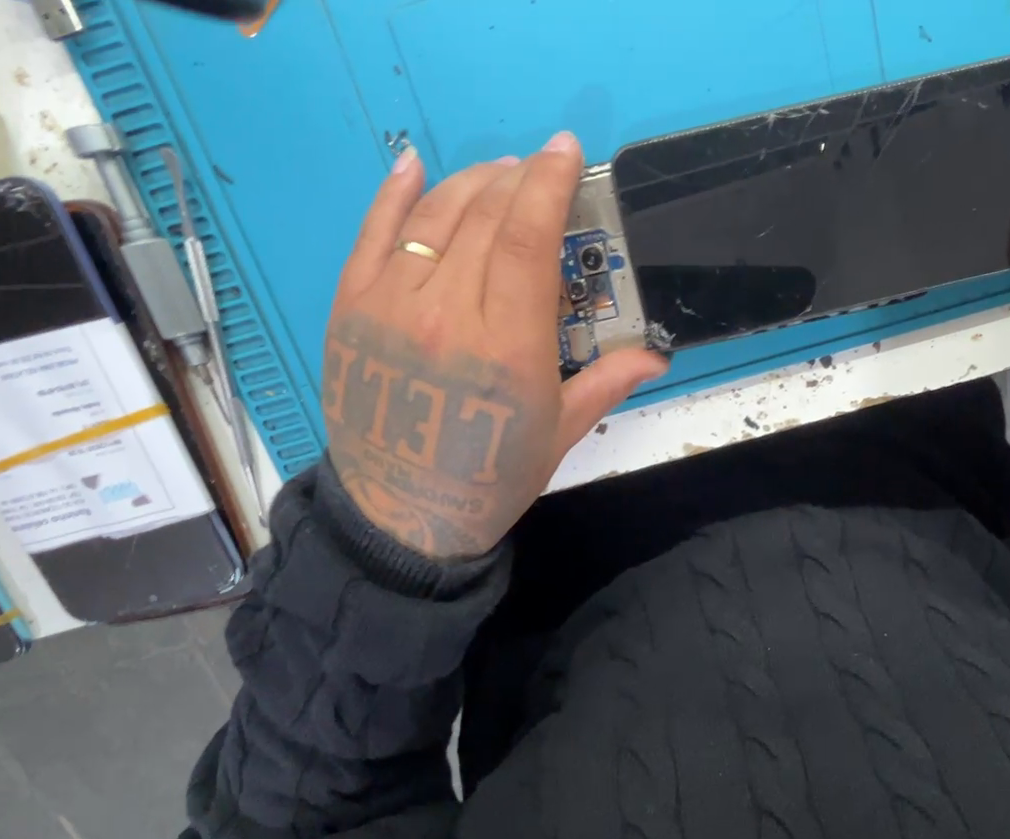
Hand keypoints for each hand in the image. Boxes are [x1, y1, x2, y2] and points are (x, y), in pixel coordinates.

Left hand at [321, 133, 667, 557]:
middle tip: (537, 170)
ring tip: (496, 174)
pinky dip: (394, 193)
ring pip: (433, 214)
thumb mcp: (559, 433)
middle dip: (517, 179)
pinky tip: (414, 165)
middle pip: (485, 215)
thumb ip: (606, 382)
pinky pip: (372, 233)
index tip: (565, 151)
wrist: (404, 516)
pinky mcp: (351, 308)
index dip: (549, 184)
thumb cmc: (493, 477)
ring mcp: (391, 304)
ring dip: (470, 182)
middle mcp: (447, 311)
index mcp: (508, 346)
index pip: (529, 237)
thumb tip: (658, 355)